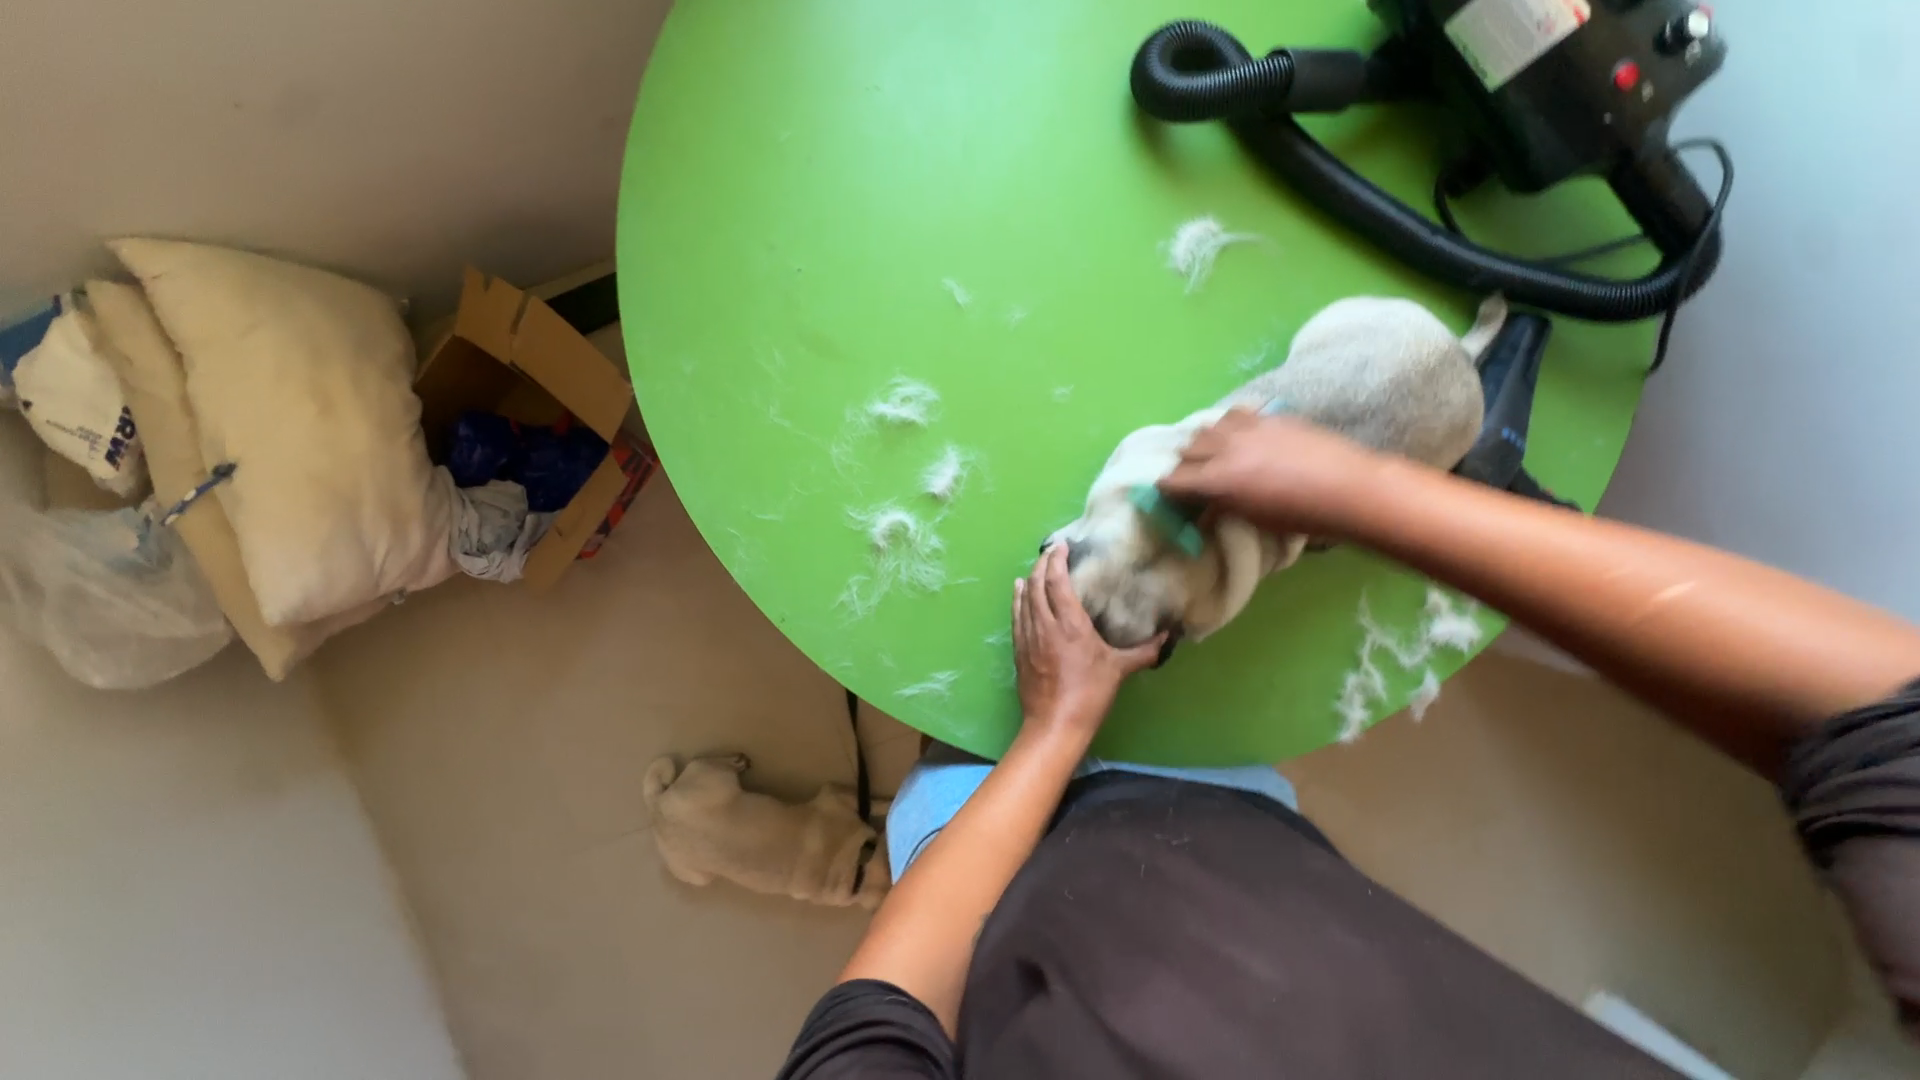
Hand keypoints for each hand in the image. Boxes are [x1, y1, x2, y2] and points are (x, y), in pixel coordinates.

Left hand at [1012, 545, 1165, 740]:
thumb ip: (1144, 651)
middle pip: (1036, 585)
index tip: (1062, 546)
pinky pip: (1016, 617)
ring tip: (1035, 567)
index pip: (1057, 582)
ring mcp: (1028, 638)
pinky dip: (1018, 600)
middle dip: (1042, 564)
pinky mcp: (1019, 651)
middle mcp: (1045, 625)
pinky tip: (1018, 593)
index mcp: (1069, 624)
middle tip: (1051, 552)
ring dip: (1029, 579)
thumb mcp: (1119, 670)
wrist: (1054, 724)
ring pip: (1024, 599)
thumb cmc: (1089, 694)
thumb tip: (1169, 637)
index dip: (1057, 560)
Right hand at [1159, 409, 1383, 537]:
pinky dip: (1231, 426)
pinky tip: (1243, 437)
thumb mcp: (1254, 519)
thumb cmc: (1302, 517)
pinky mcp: (1271, 417)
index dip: (1170, 489)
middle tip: (1197, 478)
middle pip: (1187, 448)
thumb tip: (1206, 508)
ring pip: (1209, 426)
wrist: (1351, 489)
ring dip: (1207, 441)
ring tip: (1218, 453)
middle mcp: (1225, 449)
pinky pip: (1237, 414)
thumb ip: (1223, 507)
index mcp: (1218, 480)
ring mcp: (1248, 428)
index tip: (1175, 497)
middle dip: (1186, 464)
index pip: (1173, 479)